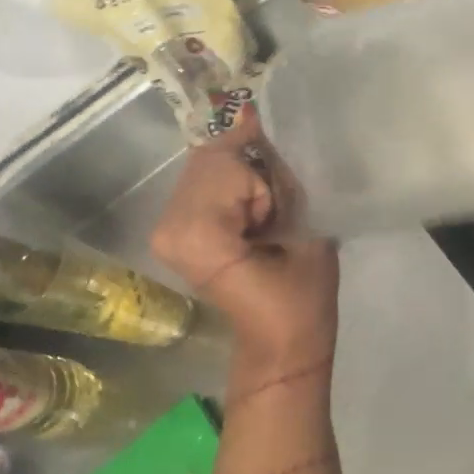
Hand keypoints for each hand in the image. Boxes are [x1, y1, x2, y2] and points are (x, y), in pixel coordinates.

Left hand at [150, 116, 338, 368]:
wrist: (281, 343)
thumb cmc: (304, 301)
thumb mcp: (307, 238)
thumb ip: (283, 185)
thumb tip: (261, 130)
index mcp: (199, 232)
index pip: (228, 163)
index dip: (265, 166)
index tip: (288, 170)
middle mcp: (169, 224)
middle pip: (209, 161)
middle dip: (251, 169)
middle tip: (283, 207)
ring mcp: (165, 228)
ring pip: (206, 170)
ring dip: (244, 180)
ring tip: (271, 216)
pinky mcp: (173, 231)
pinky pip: (204, 187)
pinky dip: (234, 189)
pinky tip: (257, 216)